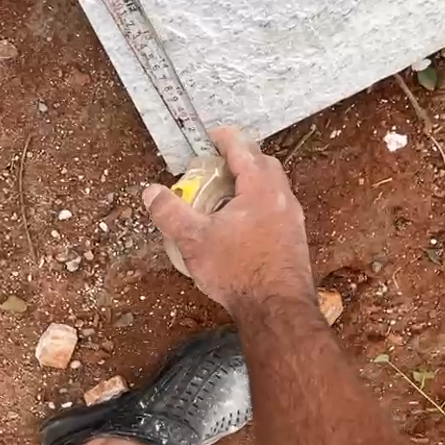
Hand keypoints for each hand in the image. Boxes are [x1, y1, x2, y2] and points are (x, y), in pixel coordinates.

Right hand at [142, 126, 315, 312]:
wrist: (276, 309)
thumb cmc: (237, 270)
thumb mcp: (193, 239)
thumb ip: (170, 212)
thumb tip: (151, 192)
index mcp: (260, 189)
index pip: (243, 150)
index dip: (224, 138)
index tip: (210, 136)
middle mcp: (282, 198)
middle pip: (263, 164)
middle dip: (240, 158)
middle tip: (215, 165)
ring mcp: (292, 220)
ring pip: (272, 188)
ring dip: (249, 183)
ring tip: (224, 195)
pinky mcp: (293, 240)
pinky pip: (275, 209)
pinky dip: (256, 204)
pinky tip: (239, 225)